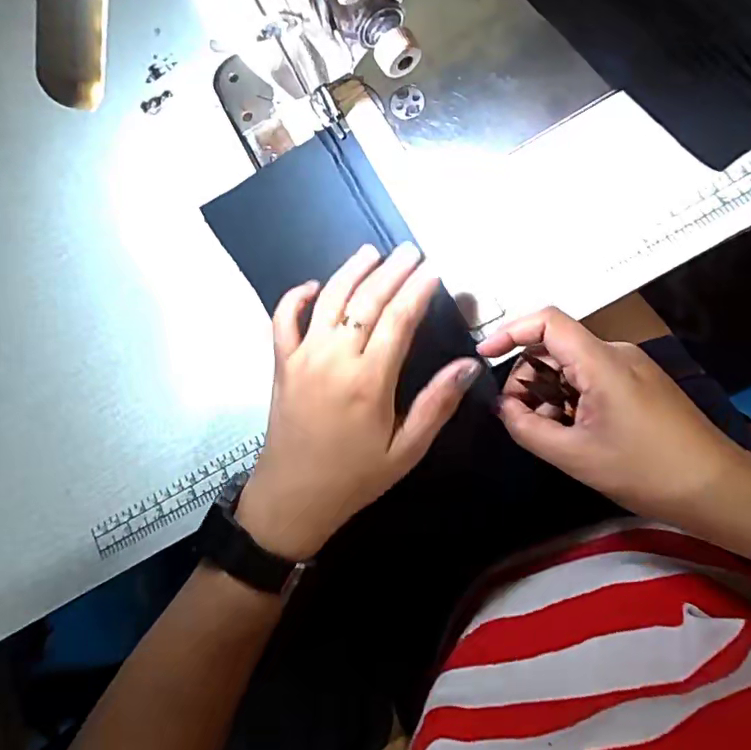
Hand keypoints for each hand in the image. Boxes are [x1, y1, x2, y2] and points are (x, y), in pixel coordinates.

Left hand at [235, 243, 481, 559]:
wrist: (292, 499)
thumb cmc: (355, 477)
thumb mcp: (407, 449)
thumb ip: (437, 403)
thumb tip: (468, 365)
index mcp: (369, 380)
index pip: (398, 319)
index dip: (417, 290)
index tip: (433, 270)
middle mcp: (334, 359)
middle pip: (366, 301)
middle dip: (392, 271)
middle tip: (411, 251)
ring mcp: (303, 358)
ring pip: (328, 300)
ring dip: (351, 271)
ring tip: (371, 252)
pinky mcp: (282, 364)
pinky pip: (283, 319)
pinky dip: (297, 297)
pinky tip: (315, 285)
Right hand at [477, 307, 750, 515]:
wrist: (715, 487)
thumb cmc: (644, 470)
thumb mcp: (575, 456)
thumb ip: (528, 428)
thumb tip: (504, 407)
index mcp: (601, 360)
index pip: (547, 321)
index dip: (510, 332)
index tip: (484, 357)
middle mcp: (616, 352)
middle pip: (556, 346)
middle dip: (529, 378)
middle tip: (523, 419)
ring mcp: (632, 366)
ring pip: (574, 365)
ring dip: (552, 394)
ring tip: (554, 435)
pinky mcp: (641, 383)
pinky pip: (595, 378)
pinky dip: (574, 399)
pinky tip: (577, 433)